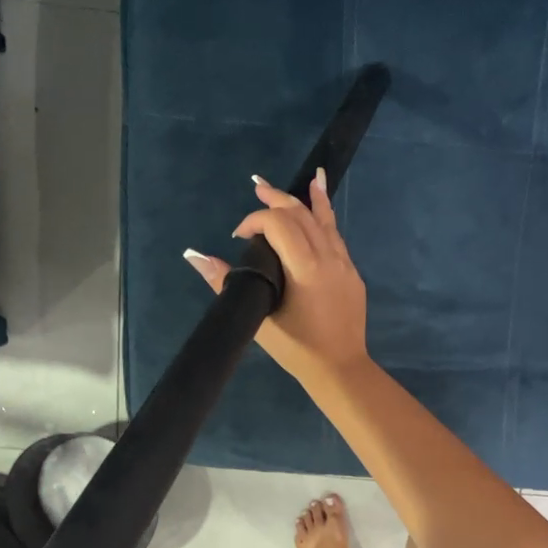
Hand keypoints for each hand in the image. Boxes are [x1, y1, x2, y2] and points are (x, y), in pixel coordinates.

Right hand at [184, 170, 370, 384]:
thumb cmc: (298, 349)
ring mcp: (344, 264)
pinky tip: (322, 203)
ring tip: (308, 177)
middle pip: (301, 215)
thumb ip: (227, 284)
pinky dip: (327, 216)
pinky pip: (336, 236)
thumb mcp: (260, 320)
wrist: (341, 369)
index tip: (239, 236)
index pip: (280, 223)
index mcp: (306, 267)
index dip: (256, 220)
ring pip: (324, 221)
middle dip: (277, 199)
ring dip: (308, 199)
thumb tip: (195, 256)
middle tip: (257, 185)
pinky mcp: (351, 273)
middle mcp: (328, 258)